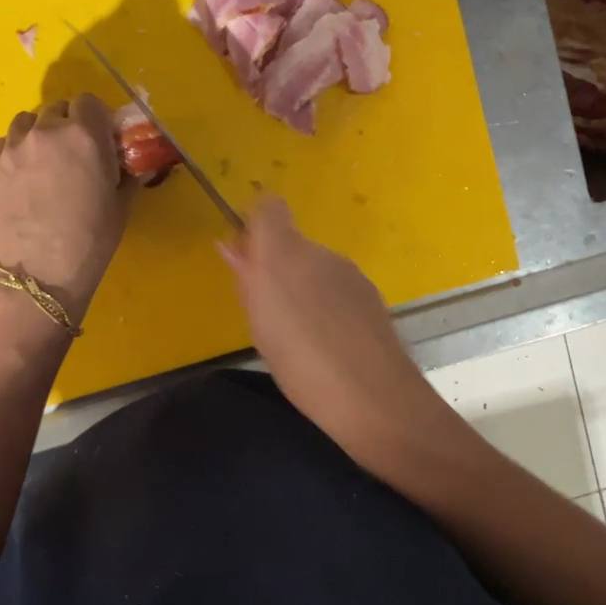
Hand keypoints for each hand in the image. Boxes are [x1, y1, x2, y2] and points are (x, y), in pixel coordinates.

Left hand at [0, 95, 132, 322]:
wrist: (44, 271)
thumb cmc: (93, 237)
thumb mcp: (121, 201)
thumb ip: (126, 172)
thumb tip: (132, 162)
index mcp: (85, 134)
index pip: (89, 101)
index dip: (96, 117)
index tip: (101, 137)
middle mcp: (48, 131)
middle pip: (58, 108)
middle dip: (69, 124)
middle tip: (76, 152)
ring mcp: (16, 146)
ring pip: (27, 120)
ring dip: (40, 131)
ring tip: (47, 158)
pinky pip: (6, 141)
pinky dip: (16, 149)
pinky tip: (25, 171)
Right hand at [220, 199, 436, 447]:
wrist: (373, 396)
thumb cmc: (300, 365)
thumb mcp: (260, 325)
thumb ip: (247, 281)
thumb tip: (233, 247)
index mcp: (283, 254)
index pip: (268, 208)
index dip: (256, 228)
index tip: (249, 263)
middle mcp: (319, 252)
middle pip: (292, 244)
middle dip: (278, 268)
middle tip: (270, 314)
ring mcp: (349, 271)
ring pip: (316, 267)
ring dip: (304, 289)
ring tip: (302, 337)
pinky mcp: (371, 292)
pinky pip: (337, 287)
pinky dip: (329, 304)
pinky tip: (331, 342)